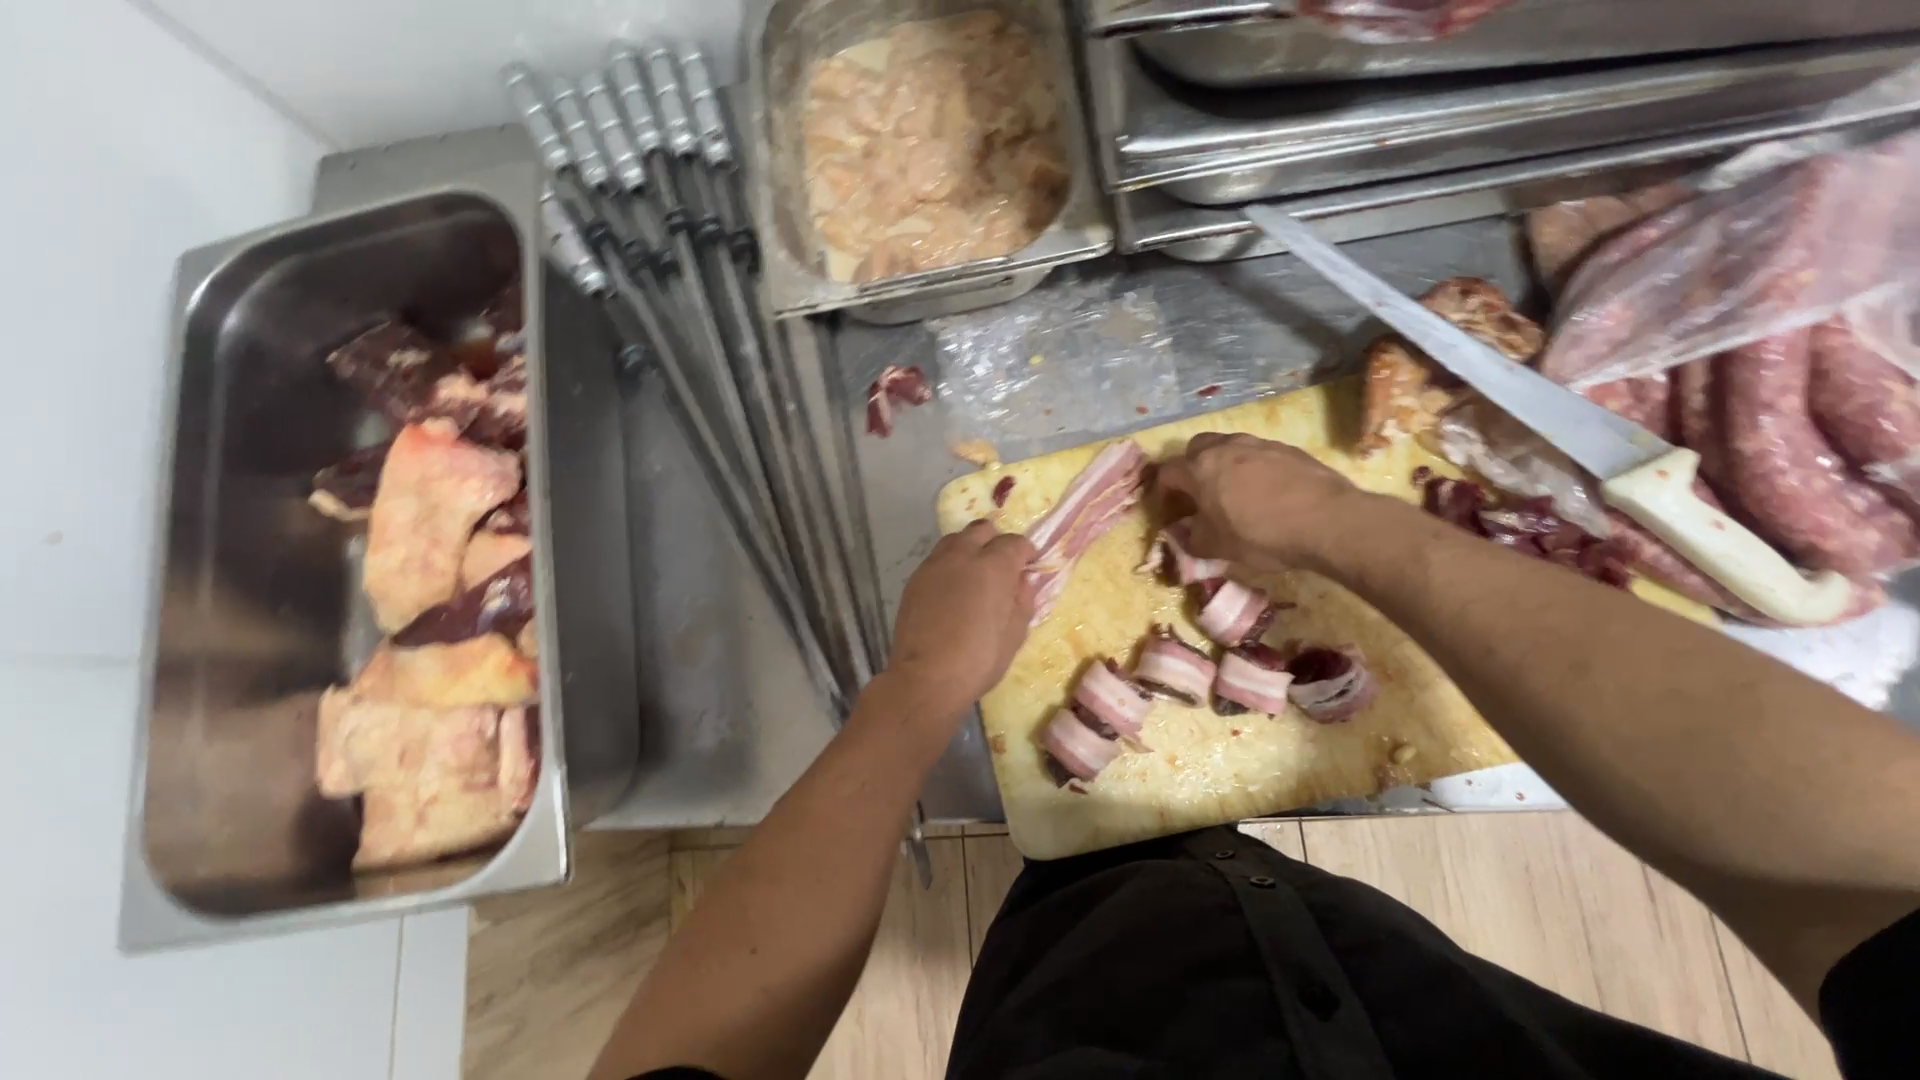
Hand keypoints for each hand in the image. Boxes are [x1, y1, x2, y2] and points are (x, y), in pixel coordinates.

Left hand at [886, 520, 1035, 715]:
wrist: (926, 677)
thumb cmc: (979, 659)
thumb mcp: (1015, 634)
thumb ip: (1023, 600)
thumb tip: (1023, 581)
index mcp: (993, 566)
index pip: (1015, 542)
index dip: (1026, 553)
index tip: (1029, 566)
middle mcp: (962, 555)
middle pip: (982, 530)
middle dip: (996, 542)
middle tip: (1002, 566)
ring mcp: (934, 565)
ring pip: (955, 540)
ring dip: (969, 548)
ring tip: (974, 574)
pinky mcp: (915, 579)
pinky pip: (936, 559)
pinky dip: (949, 565)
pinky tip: (952, 589)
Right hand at [1155, 432, 1363, 571]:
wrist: (1326, 520)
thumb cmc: (1260, 535)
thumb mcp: (1217, 547)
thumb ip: (1192, 539)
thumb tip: (1184, 534)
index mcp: (1200, 469)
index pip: (1168, 472)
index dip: (1164, 492)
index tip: (1172, 510)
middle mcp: (1226, 447)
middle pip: (1197, 447)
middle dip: (1192, 467)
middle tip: (1200, 494)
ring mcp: (1260, 444)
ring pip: (1230, 446)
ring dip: (1225, 465)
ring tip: (1236, 492)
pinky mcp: (1289, 449)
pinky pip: (1260, 454)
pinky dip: (1255, 468)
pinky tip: (1269, 493)